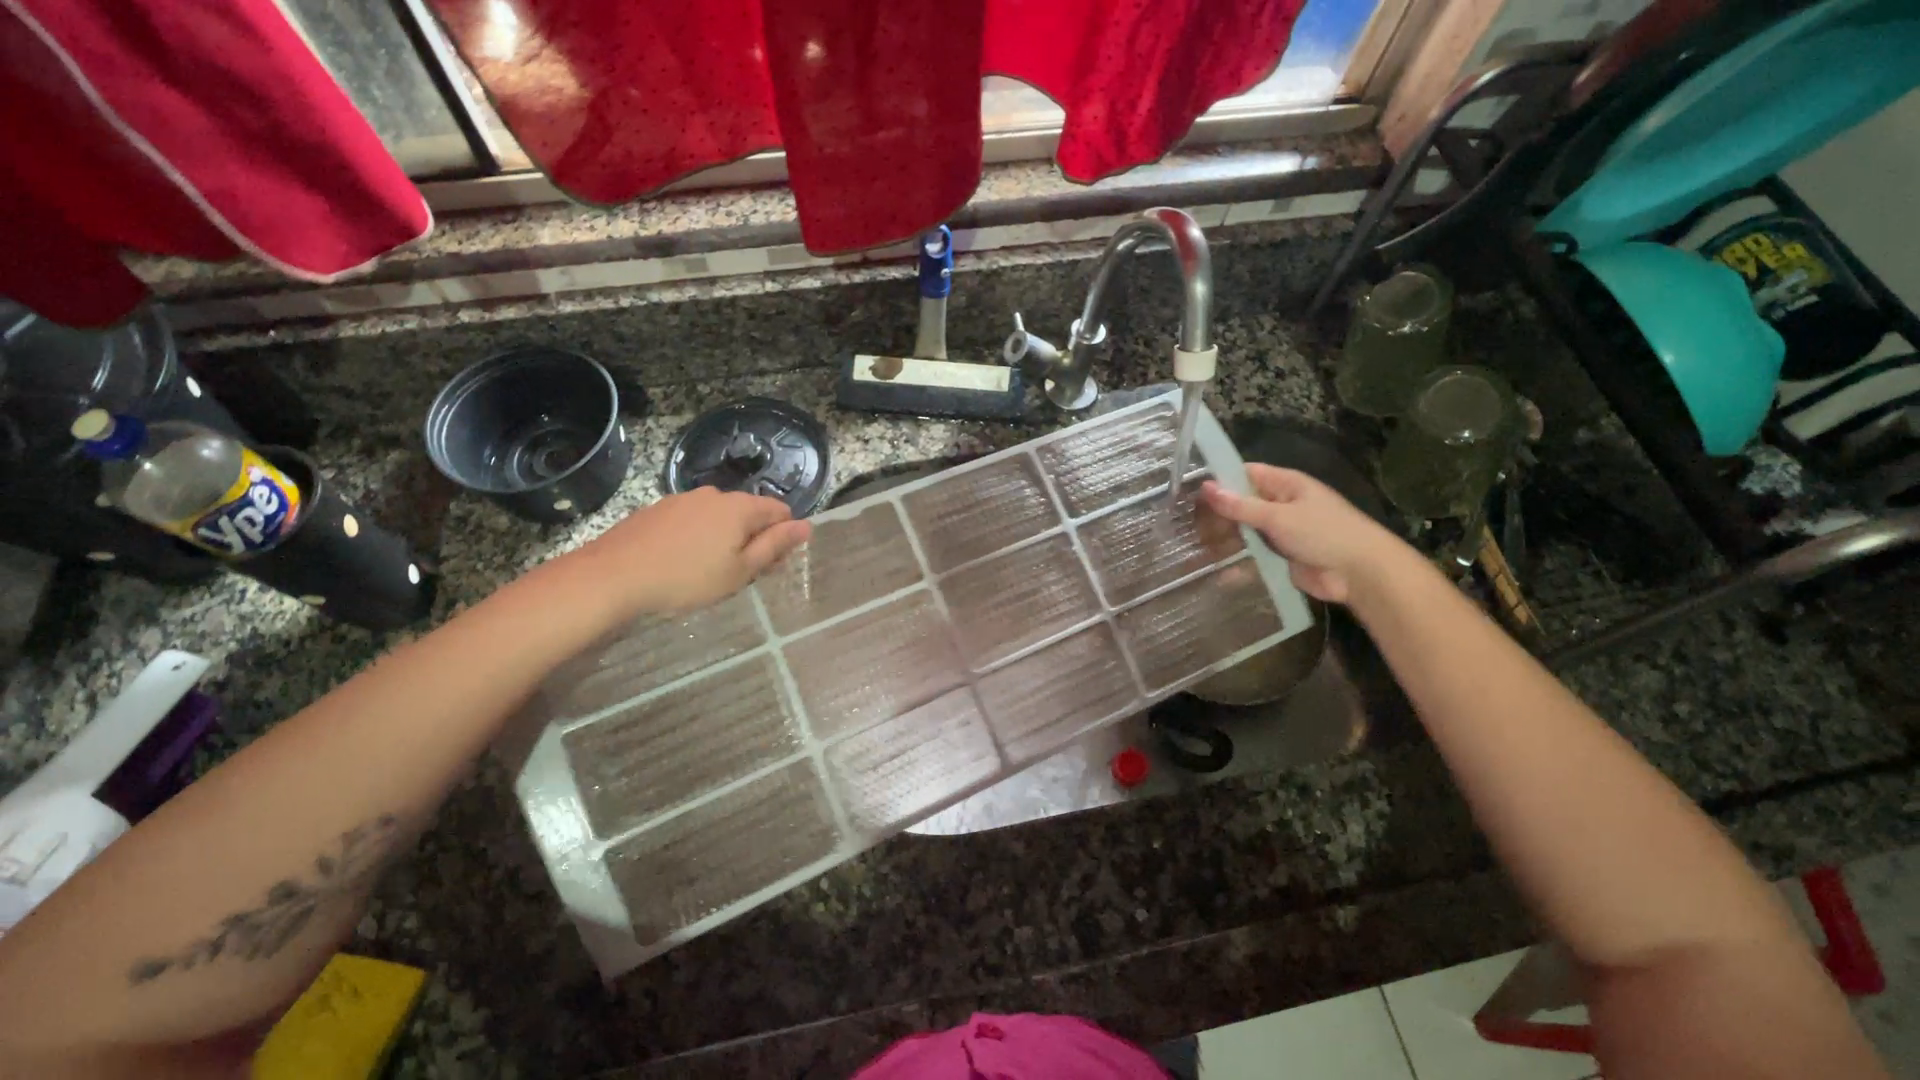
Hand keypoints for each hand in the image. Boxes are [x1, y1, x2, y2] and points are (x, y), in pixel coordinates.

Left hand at [572, 487, 810, 615]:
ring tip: (707, 571)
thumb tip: (806, 526)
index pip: (779, 511)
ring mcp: (682, 499)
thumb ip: (774, 546)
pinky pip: (690, 521)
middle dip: (751, 538)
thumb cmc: (687, 579)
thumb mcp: (740, 572)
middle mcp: (714, 495)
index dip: (783, 537)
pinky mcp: (657, 510)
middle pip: (747, 512)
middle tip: (740, 575)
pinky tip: (680, 562)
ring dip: (722, 538)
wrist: (615, 575)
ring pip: (717, 516)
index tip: (770, 565)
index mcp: (740, 508)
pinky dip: (695, 537)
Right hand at [1200, 465, 1416, 604]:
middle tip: (1189, 526)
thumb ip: (1241, 506)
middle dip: (1219, 514)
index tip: (1192, 493)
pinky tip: (1218, 568)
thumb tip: (1206, 487)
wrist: (1359, 573)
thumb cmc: (1323, 533)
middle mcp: (1282, 504)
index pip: (1246, 473)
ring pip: (1246, 530)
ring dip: (1227, 539)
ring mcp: (1282, 531)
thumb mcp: (1278, 517)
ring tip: (1198, 549)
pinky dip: (1239, 561)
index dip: (1220, 480)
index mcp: (1285, 484)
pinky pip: (1255, 555)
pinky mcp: (1283, 556)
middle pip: (1243, 504)